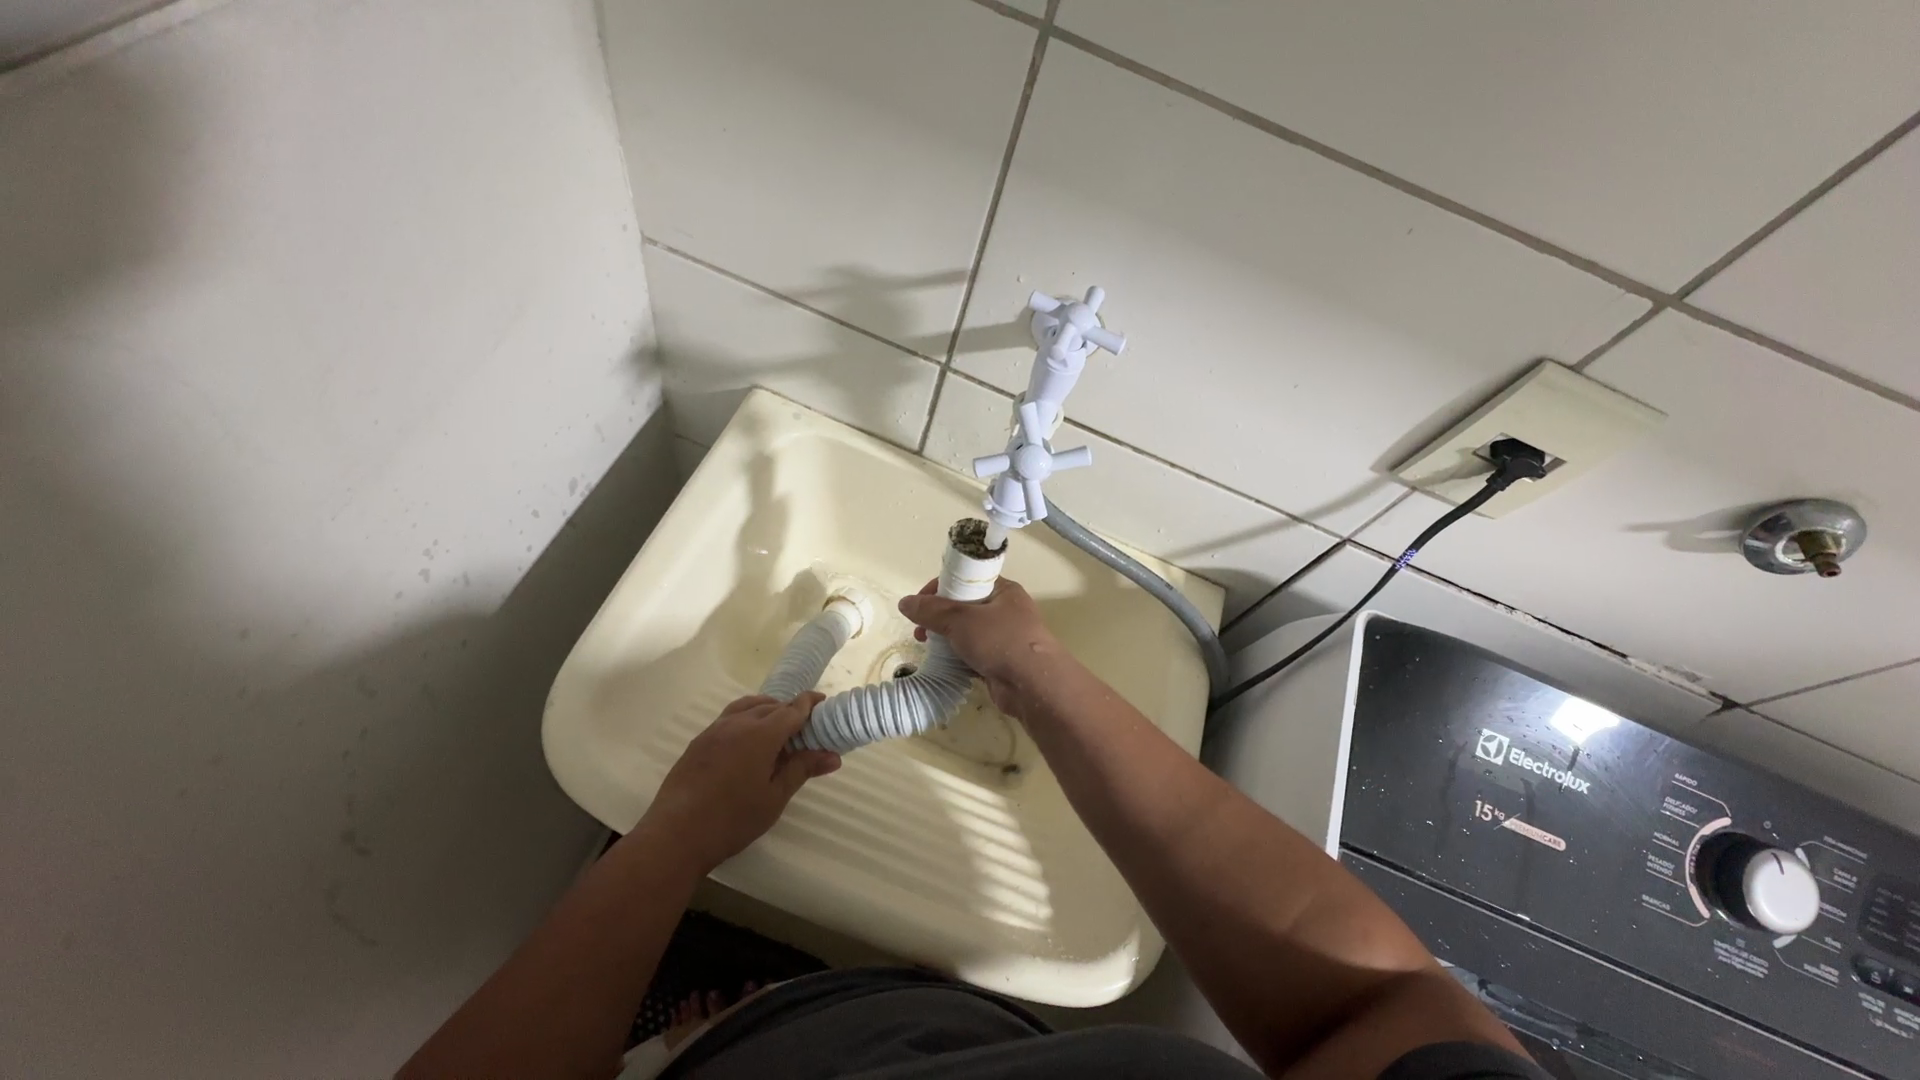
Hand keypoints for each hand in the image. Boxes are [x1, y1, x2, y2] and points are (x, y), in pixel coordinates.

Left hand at [639, 693, 840, 873]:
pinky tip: (748, 741)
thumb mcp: (774, 797)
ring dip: (767, 710)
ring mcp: (714, 731)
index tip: (824, 705)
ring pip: (747, 708)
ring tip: (778, 727)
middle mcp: (737, 723)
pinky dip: (746, 718)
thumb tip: (833, 756)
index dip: (809, 705)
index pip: (791, 710)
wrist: (676, 835)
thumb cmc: (732, 819)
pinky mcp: (698, 743)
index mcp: (760, 734)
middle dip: (790, 710)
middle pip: (770, 706)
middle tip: (806, 726)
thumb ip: (802, 770)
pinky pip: (729, 718)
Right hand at [897, 578, 1071, 715]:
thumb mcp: (961, 620)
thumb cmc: (1000, 641)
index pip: (966, 580)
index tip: (920, 603)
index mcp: (1002, 590)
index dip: (940, 588)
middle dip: (938, 618)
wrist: (1034, 686)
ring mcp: (1004, 638)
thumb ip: (931, 610)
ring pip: (966, 633)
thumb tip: (905, 602)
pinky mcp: (1000, 662)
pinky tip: (944, 665)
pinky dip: (957, 658)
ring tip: (927, 648)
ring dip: (945, 639)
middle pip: (963, 608)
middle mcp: (1005, 610)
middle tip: (920, 631)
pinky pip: (972, 654)